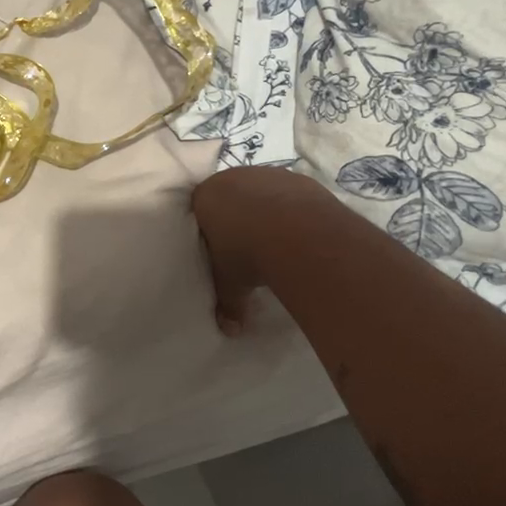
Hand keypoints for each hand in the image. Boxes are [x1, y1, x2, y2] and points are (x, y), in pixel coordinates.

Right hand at [190, 166, 331, 335]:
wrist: (298, 235)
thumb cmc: (247, 254)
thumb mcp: (231, 284)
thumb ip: (228, 303)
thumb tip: (230, 331)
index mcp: (205, 197)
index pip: (201, 207)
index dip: (212, 226)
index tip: (223, 246)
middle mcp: (234, 178)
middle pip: (233, 195)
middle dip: (241, 215)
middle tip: (251, 244)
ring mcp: (269, 175)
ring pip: (265, 191)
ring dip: (271, 210)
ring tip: (281, 240)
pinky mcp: (301, 180)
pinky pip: (294, 195)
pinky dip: (297, 210)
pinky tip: (304, 233)